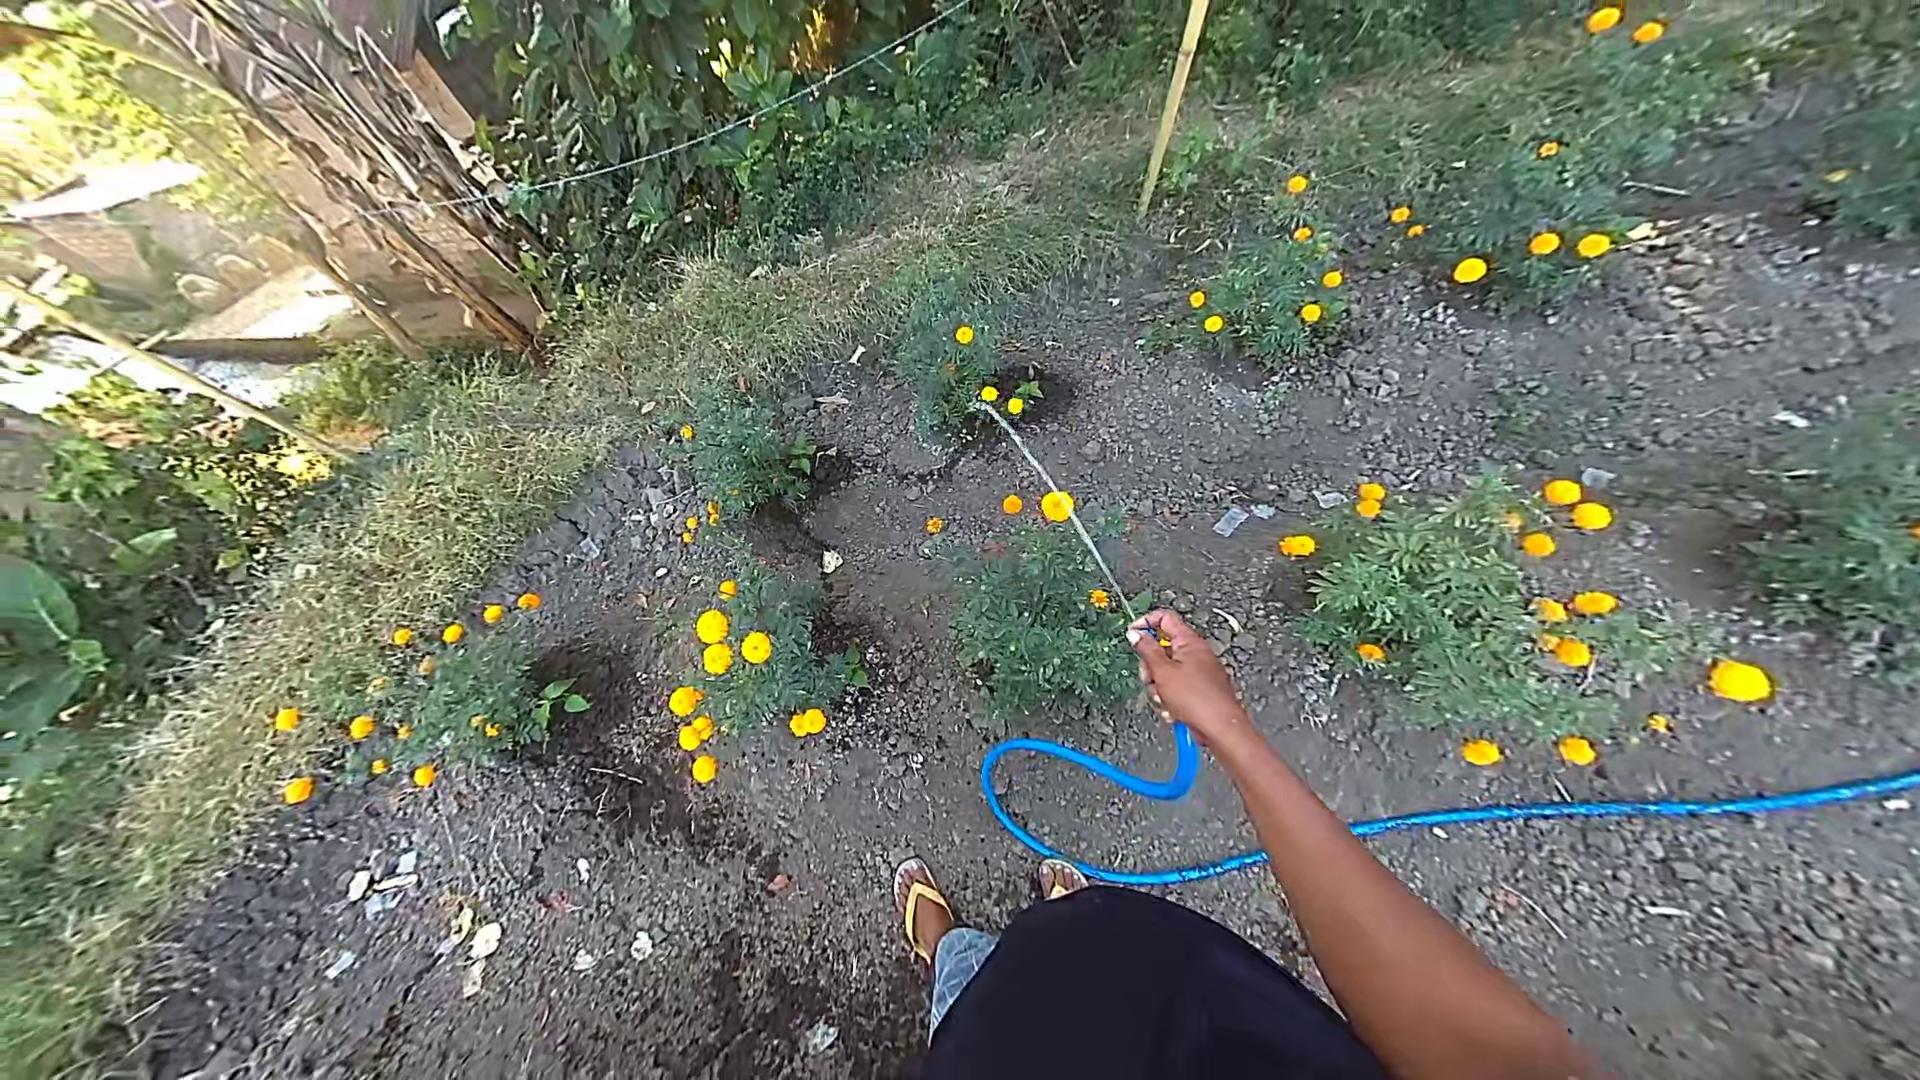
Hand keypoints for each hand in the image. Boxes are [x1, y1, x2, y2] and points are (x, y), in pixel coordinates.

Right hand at [1126, 609, 1258, 750]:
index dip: (1145, 624)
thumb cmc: (1197, 700)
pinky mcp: (1199, 689)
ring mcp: (1198, 671)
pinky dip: (1169, 698)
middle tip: (1150, 678)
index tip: (1133, 636)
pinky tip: (1173, 710)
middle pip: (1161, 648)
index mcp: (1189, 642)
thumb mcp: (1162, 671)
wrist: (1220, 730)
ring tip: (1164, 698)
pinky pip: (1175, 687)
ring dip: (1158, 686)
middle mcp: (1196, 653)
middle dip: (1150, 666)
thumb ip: (1146, 649)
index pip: (1164, 618)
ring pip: (1165, 671)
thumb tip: (1135, 633)